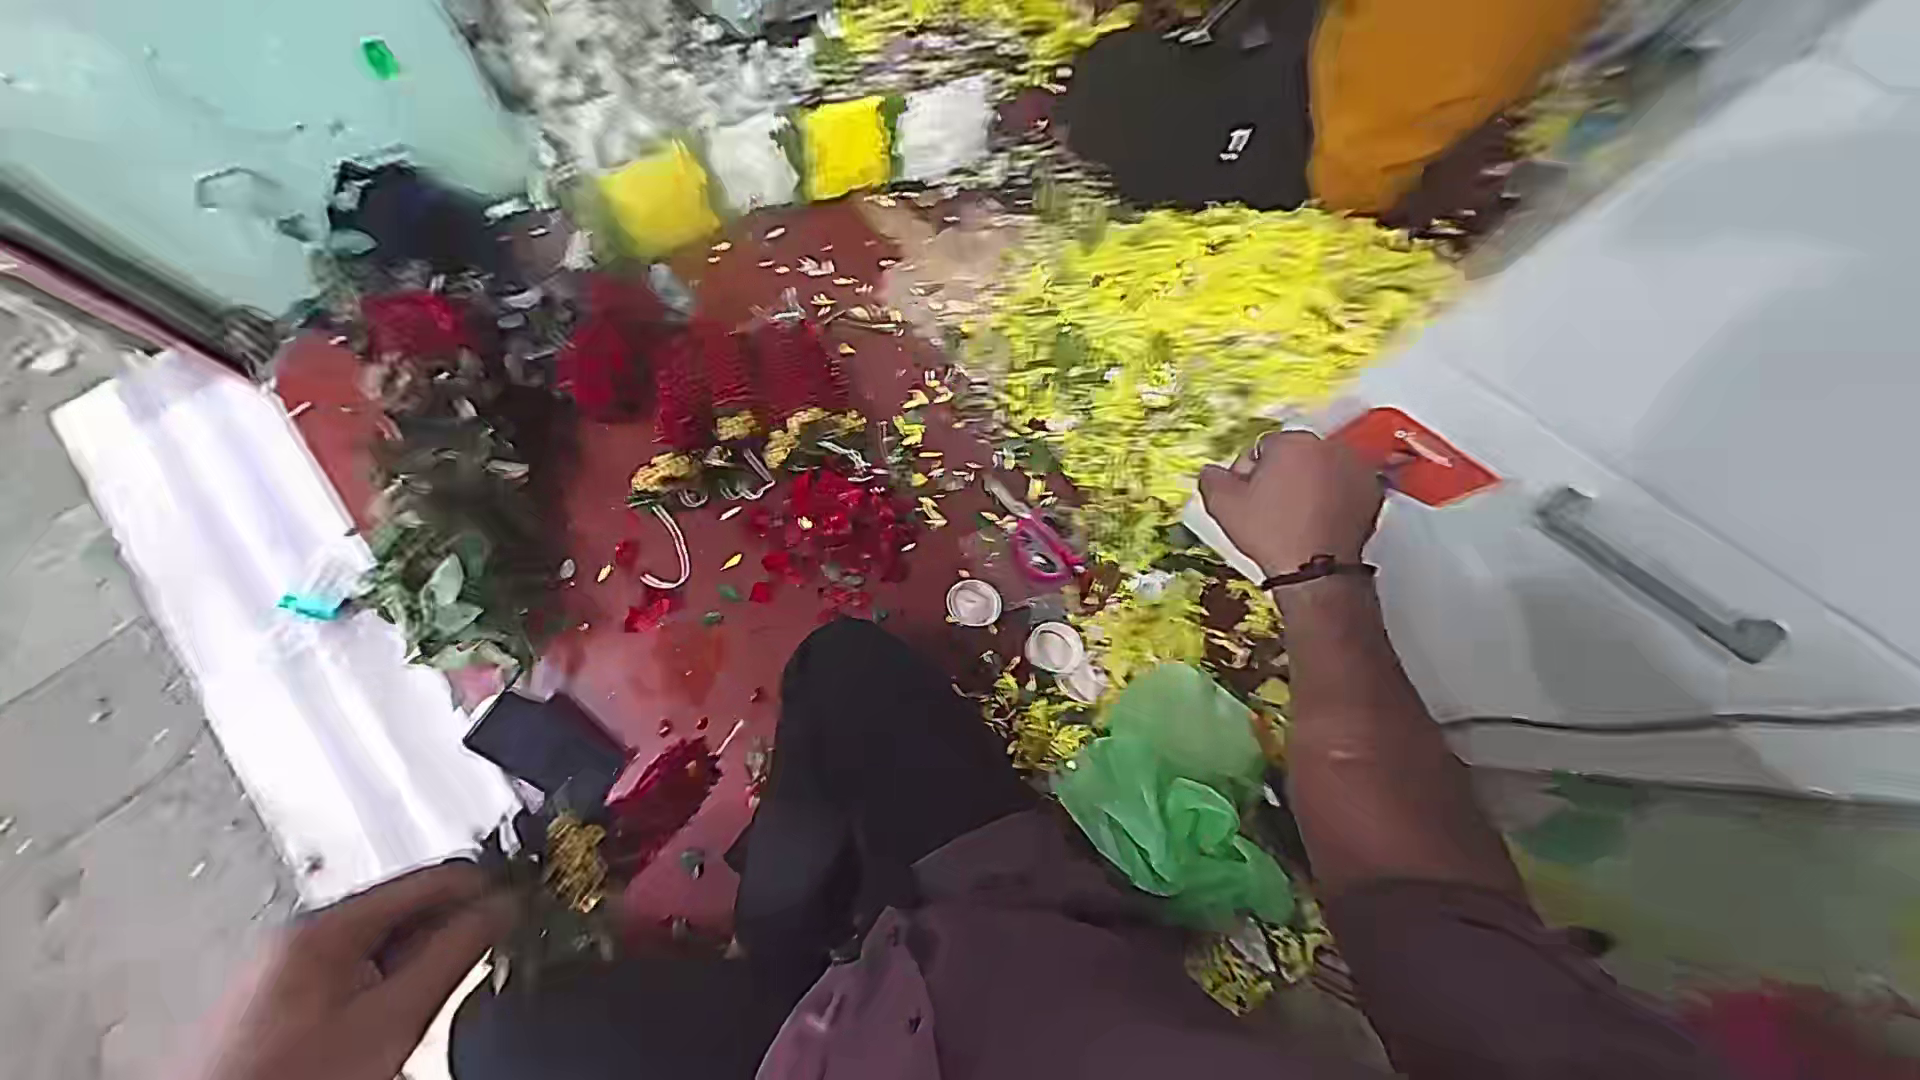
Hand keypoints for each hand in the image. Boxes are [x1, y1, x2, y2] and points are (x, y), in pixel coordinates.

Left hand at [180, 862, 514, 1079]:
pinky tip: (391, 1016)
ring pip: (388, 941)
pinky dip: (390, 982)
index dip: (487, 888)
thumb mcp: (395, 1014)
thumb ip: (460, 946)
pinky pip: (360, 969)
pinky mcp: (280, 1003)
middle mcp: (299, 938)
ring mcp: (285, 971)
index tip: (521, 900)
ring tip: (426, 1000)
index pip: (437, 876)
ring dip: (421, 960)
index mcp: (323, 927)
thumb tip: (507, 902)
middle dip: (451, 930)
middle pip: (412, 907)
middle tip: (480, 957)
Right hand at [1198, 430, 1386, 577]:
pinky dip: (1332, 498)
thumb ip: (1210, 478)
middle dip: (1281, 476)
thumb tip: (1211, 472)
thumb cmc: (1274, 533)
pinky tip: (1315, 520)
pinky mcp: (1373, 491)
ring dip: (1307, 485)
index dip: (1250, 473)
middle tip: (1270, 507)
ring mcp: (1355, 468)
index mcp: (1292, 442)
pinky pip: (1343, 486)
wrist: (1315, 569)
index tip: (1250, 495)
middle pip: (1294, 454)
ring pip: (1320, 469)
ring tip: (1293, 516)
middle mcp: (1329, 447)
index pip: (1262, 447)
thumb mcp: (1222, 504)